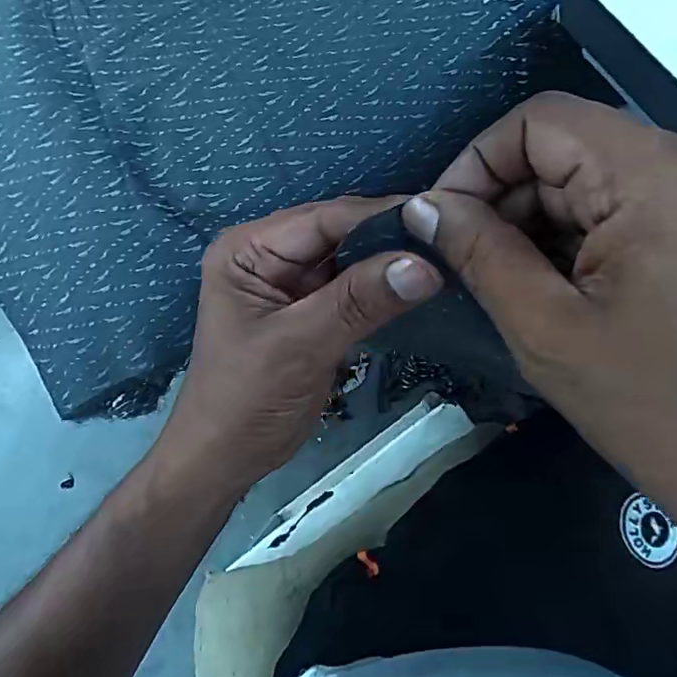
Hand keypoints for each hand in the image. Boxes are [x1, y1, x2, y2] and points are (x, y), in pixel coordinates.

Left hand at [158, 196, 442, 486]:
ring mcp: (294, 282)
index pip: (326, 217)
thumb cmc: (246, 400)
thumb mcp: (301, 345)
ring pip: (354, 257)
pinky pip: (357, 286)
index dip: (382, 216)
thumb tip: (424, 266)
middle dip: (392, 236)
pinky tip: (422, 285)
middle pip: (342, 231)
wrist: (225, 460)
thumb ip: (359, 302)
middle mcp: (271, 254)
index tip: (439, 222)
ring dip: (393, 260)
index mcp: (249, 249)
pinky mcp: (314, 308)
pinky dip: (386, 287)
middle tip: (450, 240)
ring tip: (446, 257)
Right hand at [402, 93, 676, 510]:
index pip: (544, 119)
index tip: (448, 223)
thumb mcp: (551, 334)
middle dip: (521, 202)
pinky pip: (667, 206)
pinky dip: (616, 237)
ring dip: (566, 225)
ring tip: (542, 294)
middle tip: (486, 270)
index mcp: (667, 174)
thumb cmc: (668, 419)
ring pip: (624, 180)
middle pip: (587, 148)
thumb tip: (428, 206)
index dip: (478, 162)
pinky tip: (599, 296)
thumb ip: (482, 254)